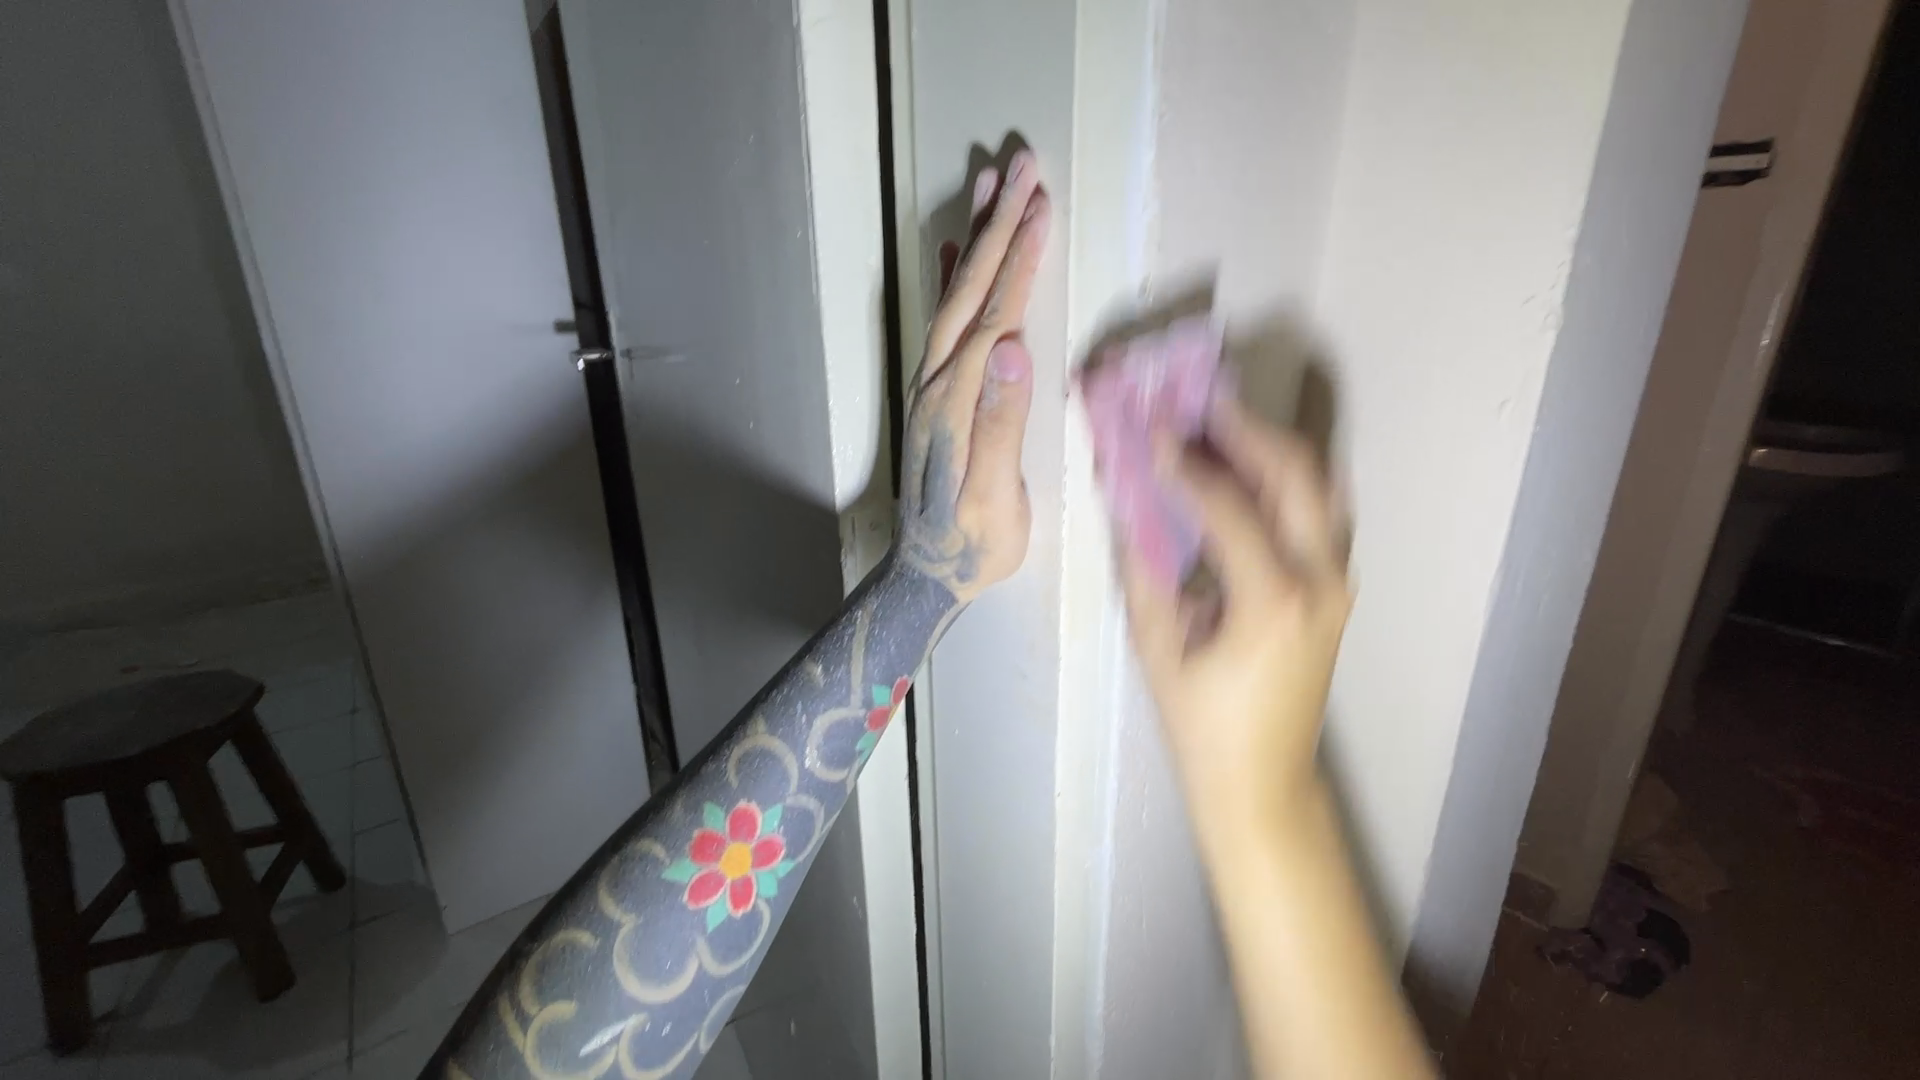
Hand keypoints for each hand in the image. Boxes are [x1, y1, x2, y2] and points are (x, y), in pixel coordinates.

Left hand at [896, 149, 1050, 600]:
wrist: (928, 572)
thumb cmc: (973, 544)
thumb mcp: (994, 498)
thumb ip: (1000, 426)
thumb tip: (1014, 351)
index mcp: (956, 403)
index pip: (994, 317)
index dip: (1018, 261)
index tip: (1040, 205)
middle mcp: (937, 384)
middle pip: (969, 293)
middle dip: (997, 229)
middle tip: (1019, 165)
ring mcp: (931, 387)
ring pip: (952, 300)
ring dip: (975, 241)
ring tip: (992, 188)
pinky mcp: (934, 395)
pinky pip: (940, 326)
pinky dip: (949, 281)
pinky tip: (955, 252)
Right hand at [1120, 401, 1352, 828]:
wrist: (1262, 782)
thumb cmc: (1201, 723)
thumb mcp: (1158, 646)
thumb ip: (1144, 567)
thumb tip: (1127, 499)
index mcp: (1272, 599)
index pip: (1229, 506)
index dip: (1188, 464)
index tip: (1154, 431)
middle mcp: (1321, 580)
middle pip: (1297, 476)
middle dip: (1249, 431)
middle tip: (1203, 403)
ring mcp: (1340, 584)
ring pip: (1320, 489)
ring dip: (1275, 449)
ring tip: (1226, 423)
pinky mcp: (1338, 591)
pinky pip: (1320, 514)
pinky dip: (1288, 481)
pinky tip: (1251, 468)